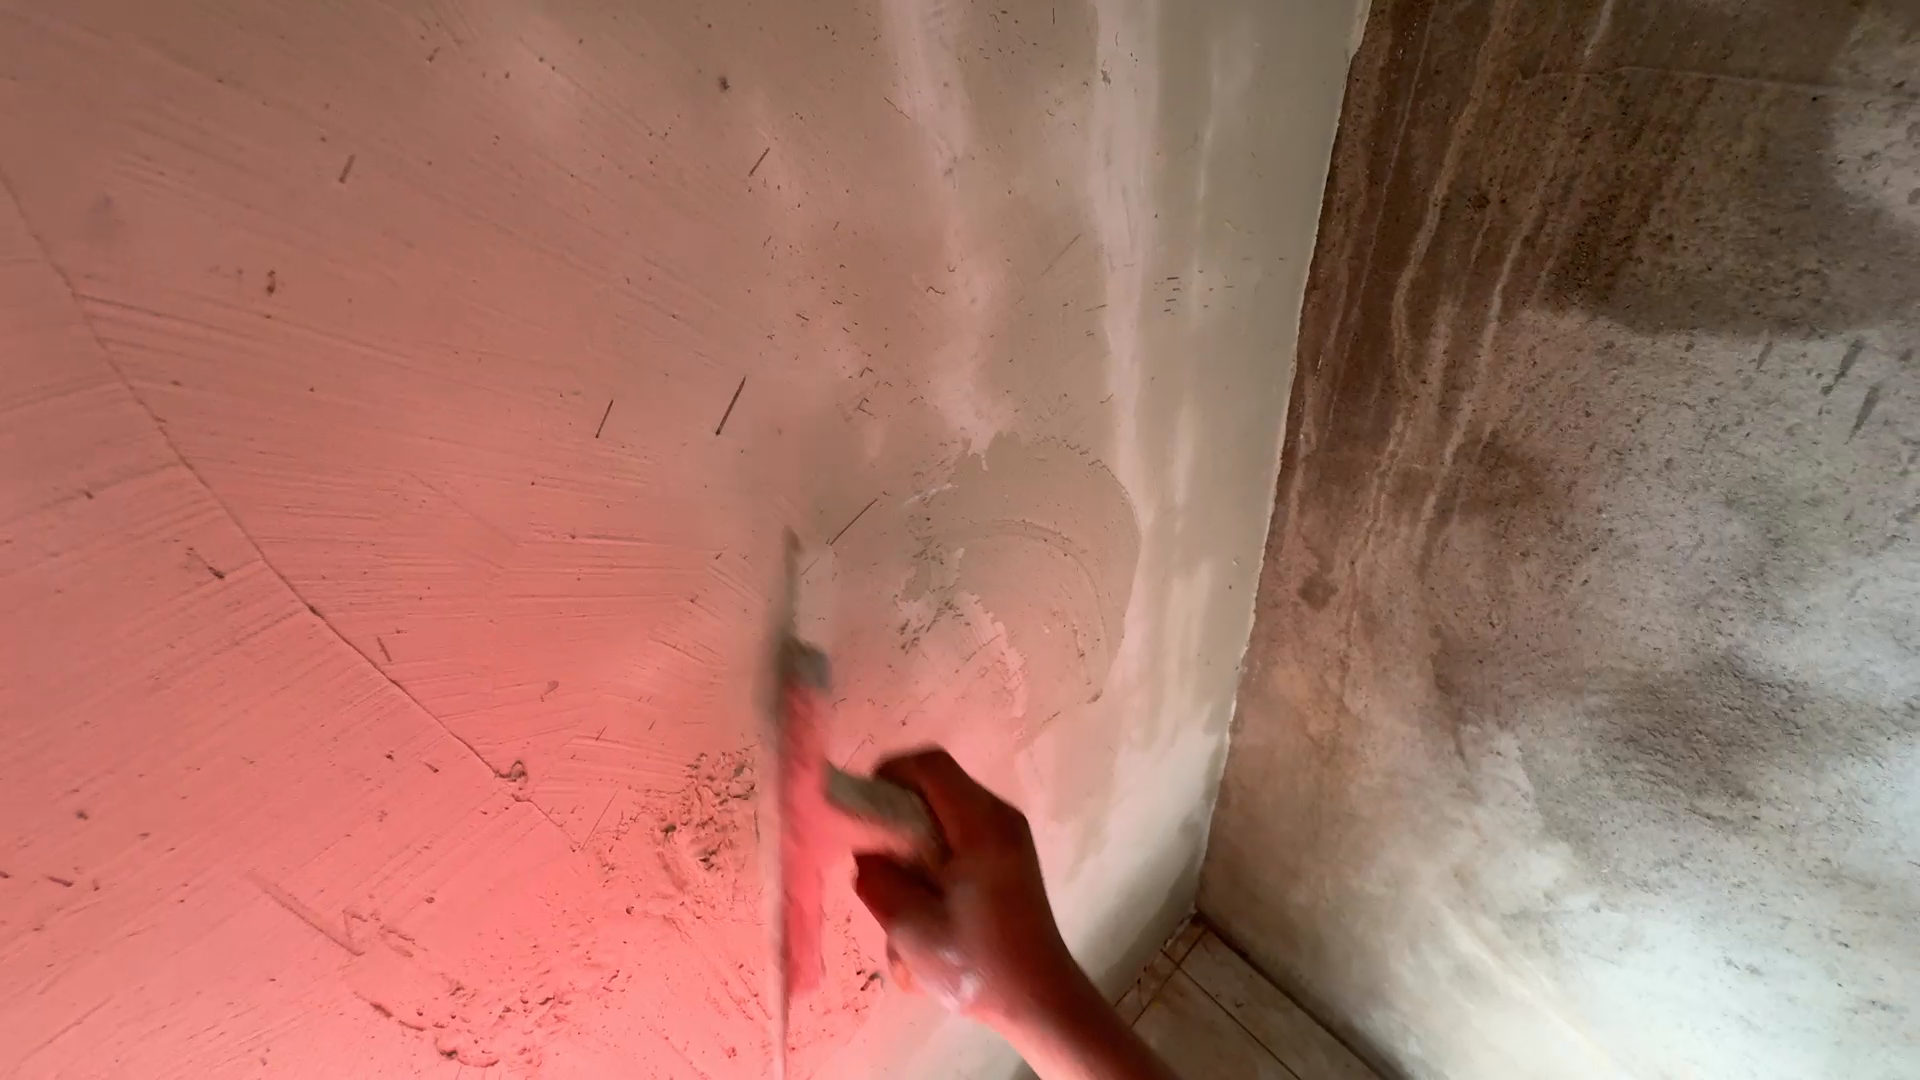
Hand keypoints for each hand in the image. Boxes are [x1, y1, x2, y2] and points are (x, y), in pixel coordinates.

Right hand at [851, 749, 1078, 1026]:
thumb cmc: (976, 964)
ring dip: (916, 835)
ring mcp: (1009, 832)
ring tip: (903, 884)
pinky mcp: (1009, 852)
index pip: (931, 765)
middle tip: (878, 851)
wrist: (1039, 999)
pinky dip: (936, 850)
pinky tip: (929, 896)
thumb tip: (868, 851)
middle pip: (938, 783)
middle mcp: (1000, 815)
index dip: (890, 774)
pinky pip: (961, 829)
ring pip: (946, 807)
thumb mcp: (910, 927)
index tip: (864, 809)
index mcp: (981, 824)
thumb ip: (877, 878)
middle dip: (900, 810)